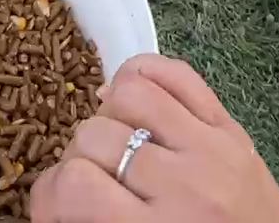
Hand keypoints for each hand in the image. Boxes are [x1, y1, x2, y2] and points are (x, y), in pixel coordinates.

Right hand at [28, 55, 278, 222]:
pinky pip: (177, 72)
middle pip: (94, 135)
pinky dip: (143, 73)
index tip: (50, 206)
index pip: (74, 186)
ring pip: (129, 91)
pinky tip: (131, 96)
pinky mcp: (231, 126)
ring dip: (106, 112)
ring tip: (112, 138)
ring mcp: (211, 147)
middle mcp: (184, 184)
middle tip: (87, 178)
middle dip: (77, 155)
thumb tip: (50, 194)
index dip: (47, 195)